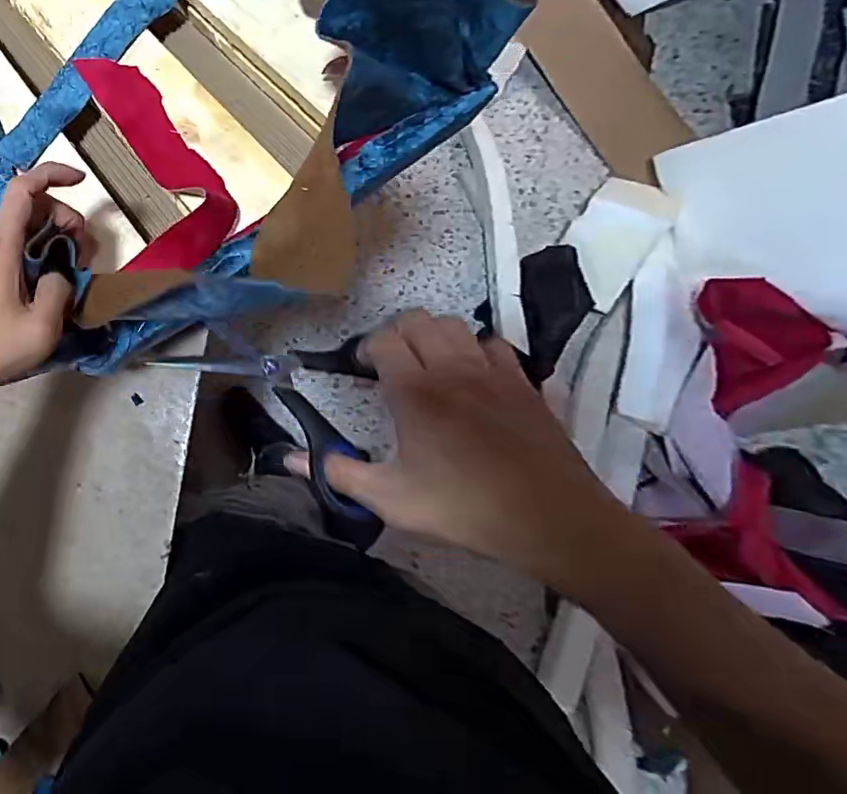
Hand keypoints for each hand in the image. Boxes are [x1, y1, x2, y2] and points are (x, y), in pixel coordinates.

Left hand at [0, 163, 89, 394]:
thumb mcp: (42, 326)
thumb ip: (59, 288)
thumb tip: (60, 272)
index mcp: (1, 247)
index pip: (22, 189)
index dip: (52, 173)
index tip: (80, 180)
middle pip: (30, 204)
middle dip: (65, 215)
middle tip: (83, 251)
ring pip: (25, 223)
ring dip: (54, 232)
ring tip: (73, 265)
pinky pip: (16, 241)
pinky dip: (40, 245)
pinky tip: (52, 273)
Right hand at [288, 310, 632, 582]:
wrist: (556, 524)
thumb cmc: (465, 509)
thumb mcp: (391, 500)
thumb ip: (337, 473)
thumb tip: (290, 459)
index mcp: (415, 392)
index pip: (383, 340)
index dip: (367, 349)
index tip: (363, 370)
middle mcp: (453, 370)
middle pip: (419, 321)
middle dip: (398, 334)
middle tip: (392, 364)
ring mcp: (495, 374)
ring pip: (459, 326)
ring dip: (437, 337)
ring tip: (431, 365)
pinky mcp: (528, 386)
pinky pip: (498, 347)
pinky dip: (481, 352)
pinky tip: (477, 379)